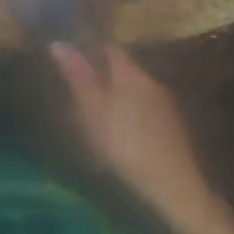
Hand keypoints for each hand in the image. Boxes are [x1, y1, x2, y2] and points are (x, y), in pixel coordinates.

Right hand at [51, 44, 225, 229]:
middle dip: (99, 71)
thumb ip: (77, 76)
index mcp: (132, 76)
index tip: (67, 56)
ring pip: (134, 88)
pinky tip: (116, 126)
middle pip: (123, 68)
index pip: (109, 48)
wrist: (174, 190)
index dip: (88, 48)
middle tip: (73, 82)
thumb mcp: (91, 111)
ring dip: (113, 91)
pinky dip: (126, 108)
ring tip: (90, 106)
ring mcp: (167, 106)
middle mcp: (153, 83)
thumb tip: (58, 42)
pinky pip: (144, 106)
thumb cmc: (123, 146)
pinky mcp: (173, 128)